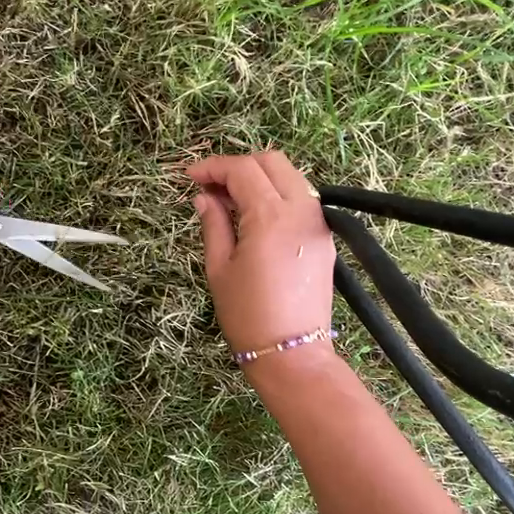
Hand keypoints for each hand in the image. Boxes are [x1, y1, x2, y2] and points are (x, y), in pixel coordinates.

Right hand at [186, 151, 335, 353]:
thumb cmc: (246, 314)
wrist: (291, 352)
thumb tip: (204, 199)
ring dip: (259, 179)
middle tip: (211, 187)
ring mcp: (317, 222)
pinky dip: (276, 195)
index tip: (189, 176)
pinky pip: (301, 199)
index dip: (212, 167)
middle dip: (238, 166)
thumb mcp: (218, 268)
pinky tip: (254, 217)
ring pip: (290, 177)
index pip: (242, 170)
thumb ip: (213, 226)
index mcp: (269, 216)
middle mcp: (300, 210)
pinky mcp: (324, 237)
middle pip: (271, 162)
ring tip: (230, 202)